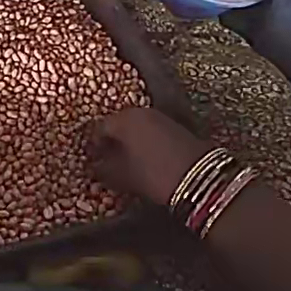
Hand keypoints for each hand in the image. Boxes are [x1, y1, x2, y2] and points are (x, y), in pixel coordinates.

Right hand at [88, 106, 213, 208]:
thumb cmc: (152, 174)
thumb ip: (102, 168)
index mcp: (123, 119)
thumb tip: (92, 166)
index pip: (99, 127)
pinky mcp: (176, 126)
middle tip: (105, 158)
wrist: (200, 177)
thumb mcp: (122, 175)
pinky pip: (150, 130)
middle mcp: (141, 112)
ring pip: (136, 126)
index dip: (93, 144)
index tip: (91, 158)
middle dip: (111, 140)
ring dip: (128, 140)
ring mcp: (161, 117)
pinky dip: (143, 141)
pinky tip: (144, 157)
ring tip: (124, 159)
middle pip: (118, 123)